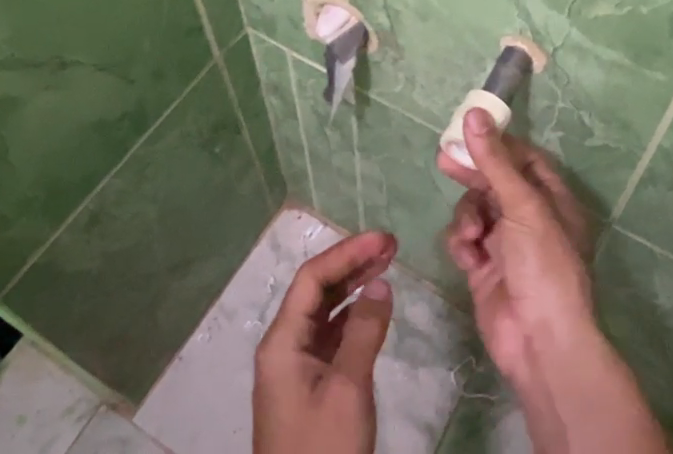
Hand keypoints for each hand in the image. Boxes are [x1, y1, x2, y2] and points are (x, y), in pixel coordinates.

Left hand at [253, 231, 396, 453]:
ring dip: (354, 287)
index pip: (312, 279)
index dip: (347, 253)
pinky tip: (375, 308)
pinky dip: (353, 317)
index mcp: (281, 342)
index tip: (383, 239)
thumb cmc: (323, 448)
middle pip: (316, 291)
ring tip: (388, 265)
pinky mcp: (310, 386)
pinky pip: (330, 336)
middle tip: (391, 245)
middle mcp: (283, 347)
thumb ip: (363, 332)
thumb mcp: (348, 389)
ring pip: (324, 312)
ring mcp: (295, 367)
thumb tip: (380, 283)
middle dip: (352, 263)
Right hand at [437, 109, 593, 384]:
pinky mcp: (485, 267)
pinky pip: (464, 240)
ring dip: (467, 217)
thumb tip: (475, 113)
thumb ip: (494, 161)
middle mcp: (531, 218)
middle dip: (472, 174)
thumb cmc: (543, 265)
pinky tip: (468, 258)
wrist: (540, 340)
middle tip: (443, 160)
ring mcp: (507, 244)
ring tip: (471, 236)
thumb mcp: (522, 206)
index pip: (524, 159)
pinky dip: (462, 244)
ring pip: (474, 209)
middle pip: (494, 181)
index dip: (497, 144)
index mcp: (553, 200)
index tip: (468, 131)